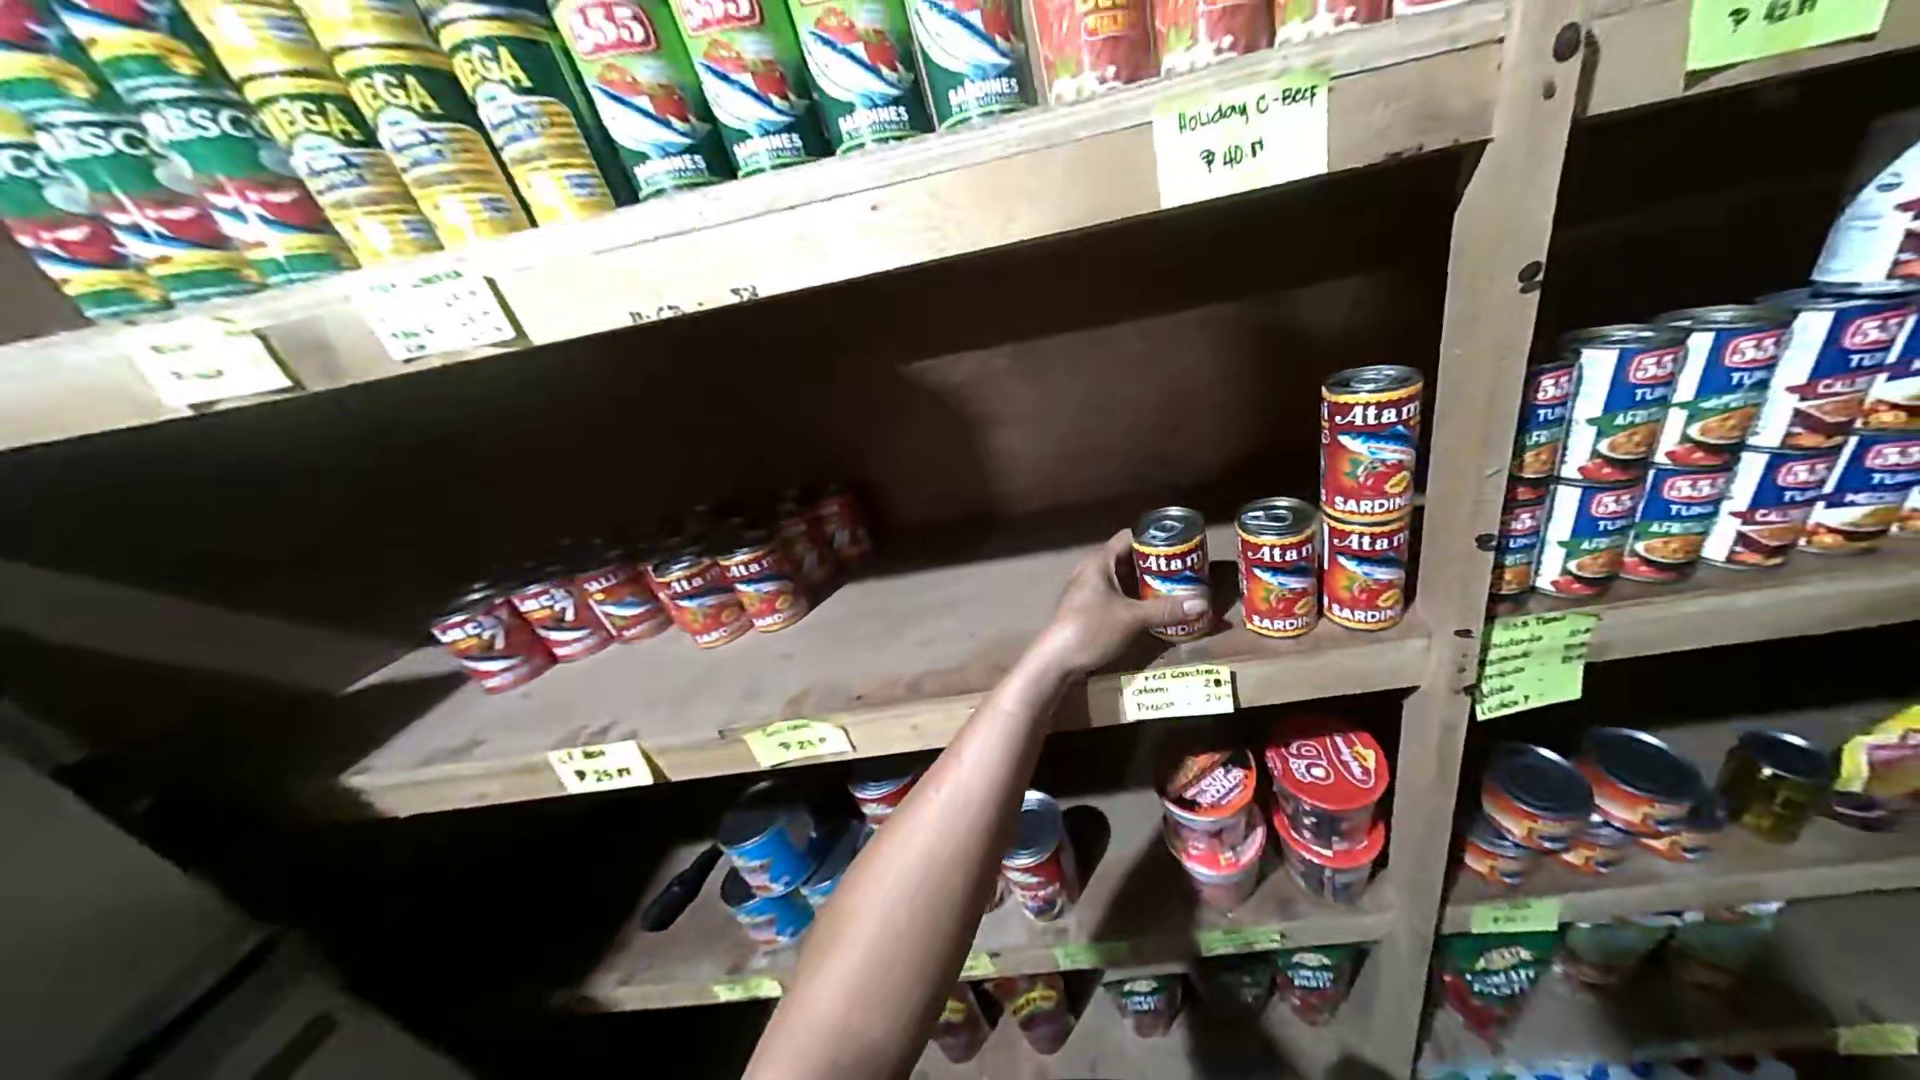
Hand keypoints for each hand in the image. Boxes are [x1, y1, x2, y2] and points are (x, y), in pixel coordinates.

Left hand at [1030, 529, 1210, 675]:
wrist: (1055, 660)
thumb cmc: (1090, 629)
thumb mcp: (1132, 618)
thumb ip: (1166, 609)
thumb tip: (1203, 602)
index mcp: (1099, 561)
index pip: (1129, 537)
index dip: (1154, 539)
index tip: (1180, 548)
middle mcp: (1092, 569)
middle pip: (1128, 557)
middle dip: (1155, 564)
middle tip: (1184, 572)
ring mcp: (1088, 588)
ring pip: (1122, 578)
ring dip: (1145, 583)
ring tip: (1175, 589)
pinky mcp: (1088, 607)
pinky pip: (1116, 594)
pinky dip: (1134, 597)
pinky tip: (1152, 608)